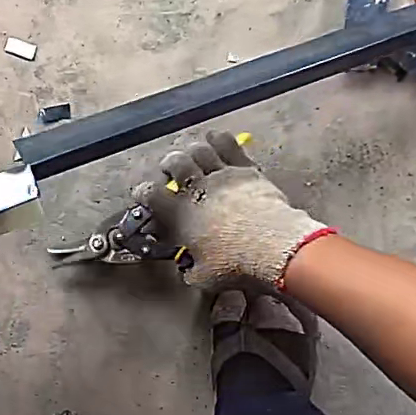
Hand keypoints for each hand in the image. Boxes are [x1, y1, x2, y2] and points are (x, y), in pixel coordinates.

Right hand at [129, 131, 331, 288]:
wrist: (273, 246)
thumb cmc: (235, 263)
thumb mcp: (204, 276)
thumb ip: (190, 270)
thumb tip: (188, 272)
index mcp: (179, 214)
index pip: (150, 194)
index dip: (143, 192)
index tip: (143, 194)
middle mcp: (196, 189)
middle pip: (173, 162)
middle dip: (168, 164)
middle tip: (169, 171)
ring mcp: (221, 176)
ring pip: (198, 150)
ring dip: (190, 151)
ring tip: (190, 156)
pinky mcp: (245, 170)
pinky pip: (228, 145)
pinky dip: (218, 138)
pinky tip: (214, 137)